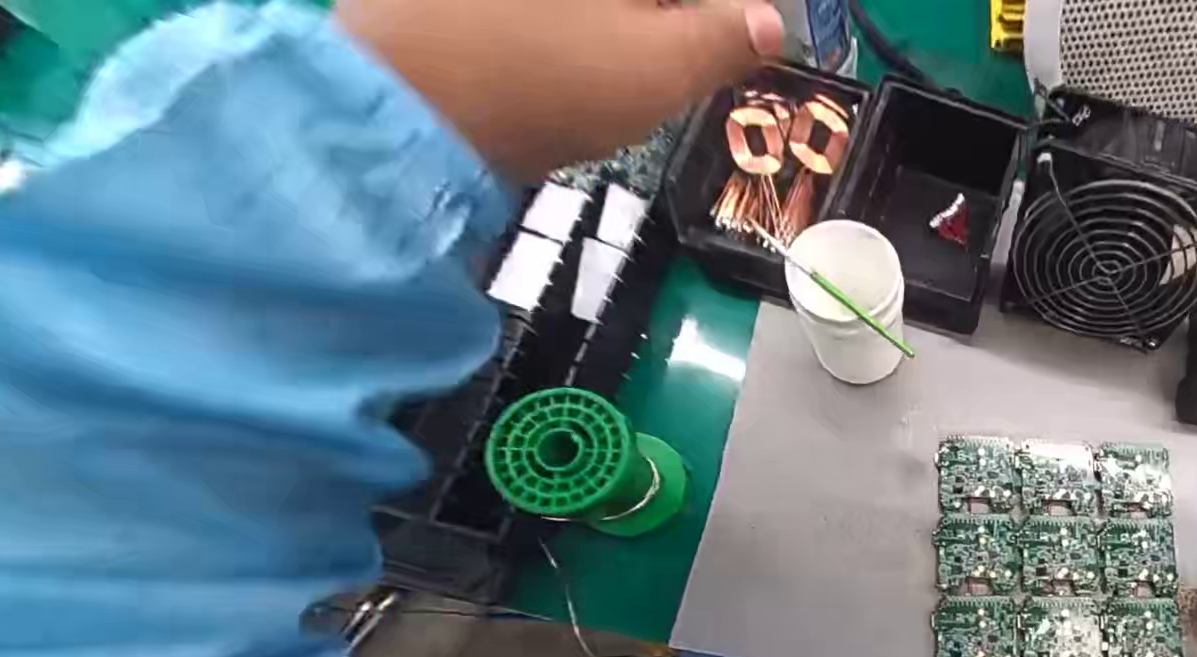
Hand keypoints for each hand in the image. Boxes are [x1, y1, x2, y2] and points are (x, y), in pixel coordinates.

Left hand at [338, 0, 783, 183]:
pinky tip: (617, 58)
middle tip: (721, 51)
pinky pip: (586, 15)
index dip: (732, 16)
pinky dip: (617, 25)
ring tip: (669, 64)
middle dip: (692, 18)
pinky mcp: (510, 6)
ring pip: (624, 10)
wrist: (424, 106)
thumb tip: (772, 22)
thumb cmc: (554, 83)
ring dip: (658, 23)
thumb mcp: (659, 69)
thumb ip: (723, 40)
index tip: (754, 38)